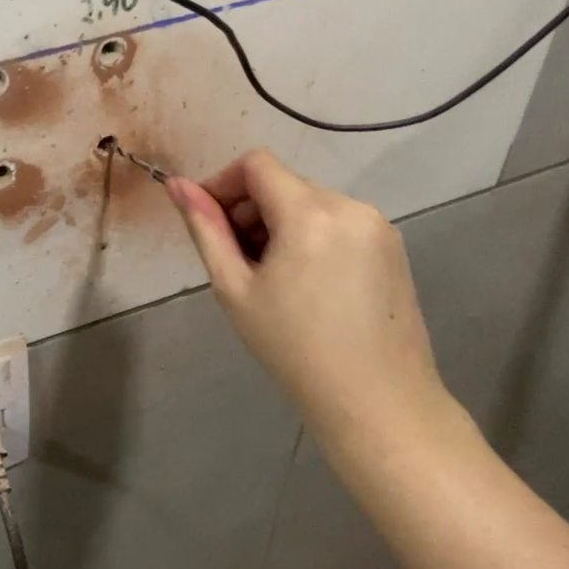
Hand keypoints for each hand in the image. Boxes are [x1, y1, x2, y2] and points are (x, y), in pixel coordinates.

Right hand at [165, 150, 450, 444]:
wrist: (379, 403)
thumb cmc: (294, 348)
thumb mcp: (234, 287)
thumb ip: (205, 229)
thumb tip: (175, 184)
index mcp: (310, 214)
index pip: (256, 165)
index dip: (222, 183)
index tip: (209, 223)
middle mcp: (351, 207)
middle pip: (282, 183)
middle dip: (250, 209)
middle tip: (236, 260)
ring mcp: (379, 226)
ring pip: (309, 201)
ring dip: (279, 223)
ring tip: (270, 276)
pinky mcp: (394, 246)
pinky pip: (337, 221)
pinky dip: (310, 235)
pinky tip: (305, 283)